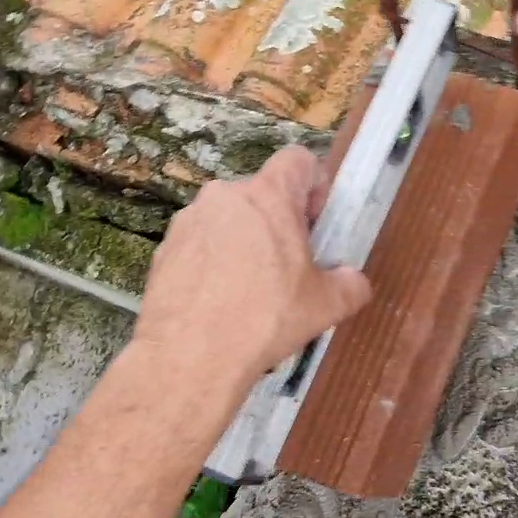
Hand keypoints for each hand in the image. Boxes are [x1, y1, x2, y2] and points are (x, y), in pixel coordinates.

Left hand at [130, 146, 371, 388]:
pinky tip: (220, 303)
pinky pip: (201, 245)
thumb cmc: (265, 319)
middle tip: (289, 269)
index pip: (298, 160)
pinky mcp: (164, 249)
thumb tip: (354, 281)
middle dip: (279, 224)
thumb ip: (351, 285)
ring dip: (245, 243)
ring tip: (251, 292)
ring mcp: (188, 221)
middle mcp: (224, 197)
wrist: (190, 356)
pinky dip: (214, 264)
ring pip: (229, 220)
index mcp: (267, 197)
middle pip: (262, 195)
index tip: (316, 224)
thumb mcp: (326, 306)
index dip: (314, 185)